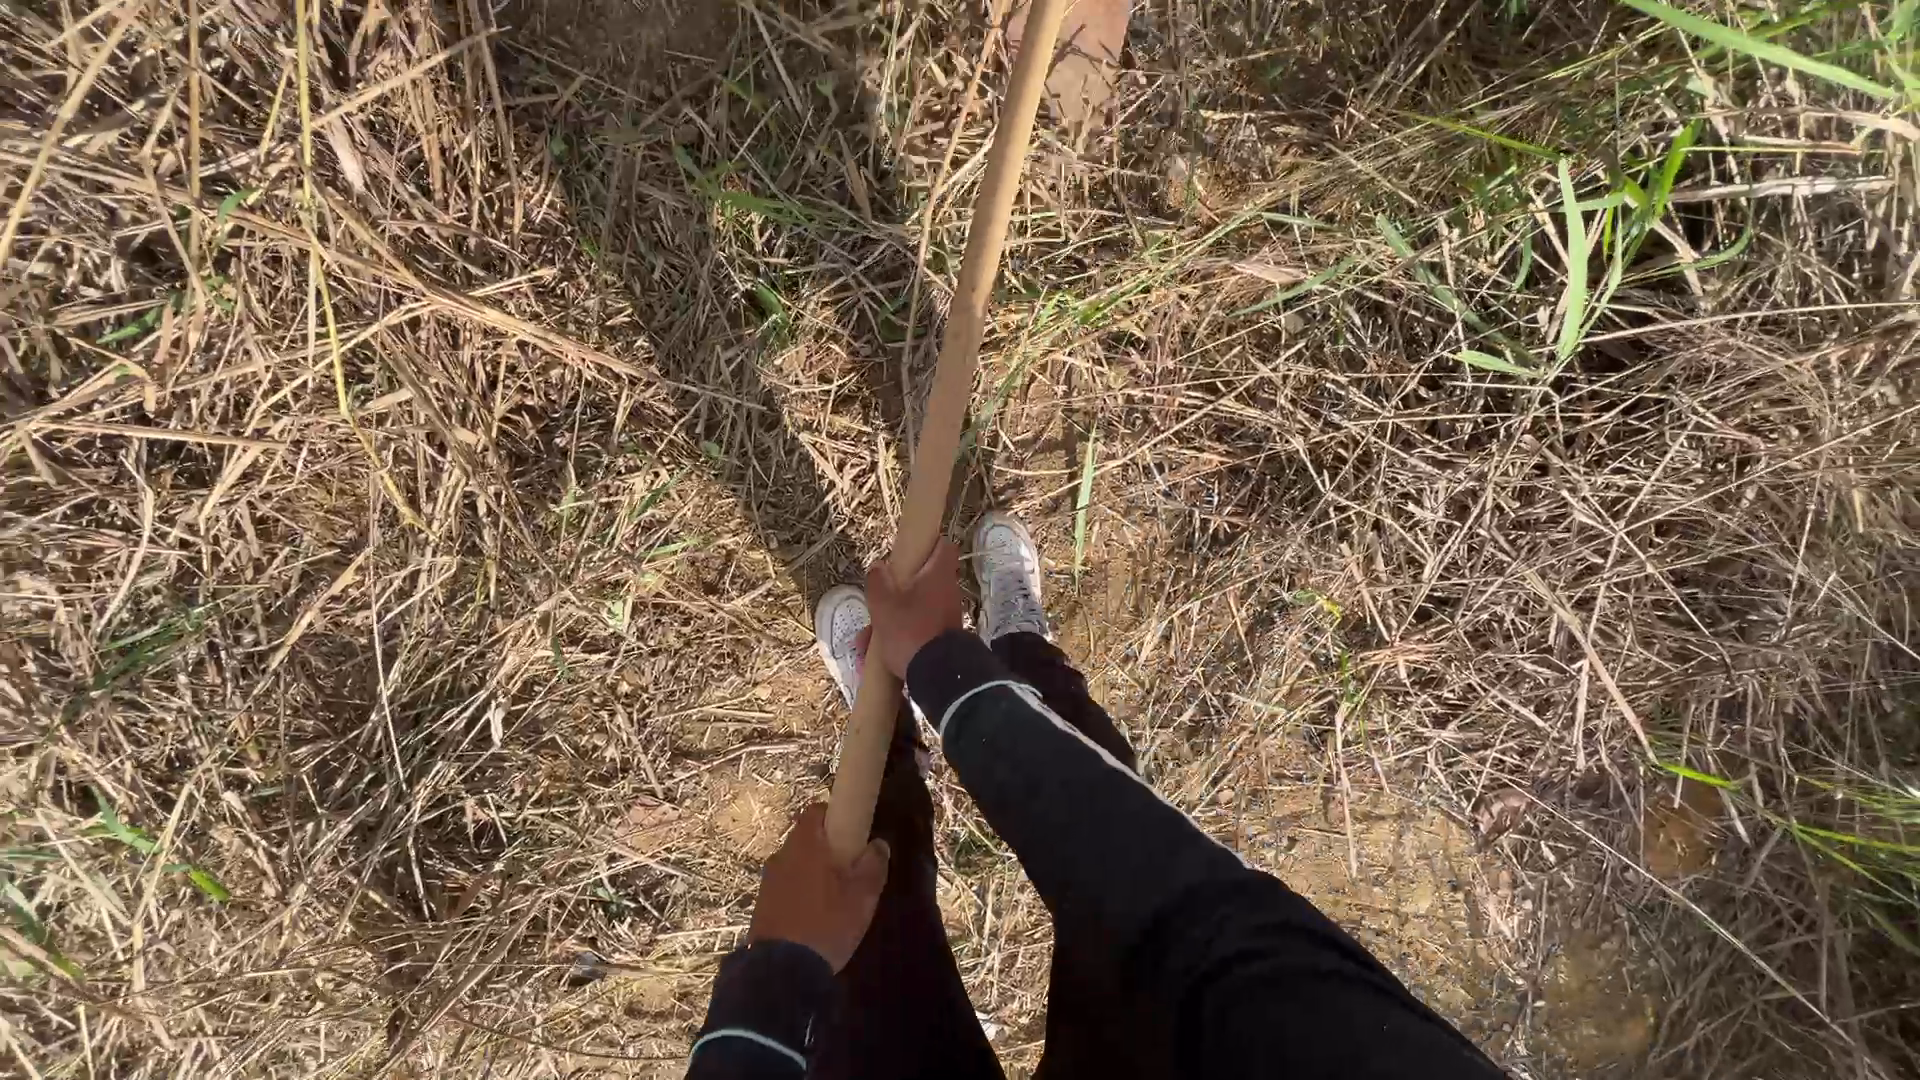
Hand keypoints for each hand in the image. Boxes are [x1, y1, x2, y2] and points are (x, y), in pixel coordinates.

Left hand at [747, 804, 889, 971]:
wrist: (781, 973)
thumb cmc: (826, 923)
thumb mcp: (863, 895)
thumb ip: (874, 864)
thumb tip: (878, 844)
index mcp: (805, 843)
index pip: (816, 811)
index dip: (835, 816)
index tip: (852, 834)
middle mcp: (782, 855)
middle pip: (806, 839)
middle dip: (826, 849)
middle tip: (849, 870)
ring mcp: (768, 881)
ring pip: (795, 865)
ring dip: (812, 874)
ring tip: (832, 899)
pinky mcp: (761, 906)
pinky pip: (785, 888)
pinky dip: (799, 895)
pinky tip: (813, 918)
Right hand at [861, 539, 964, 679]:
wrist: (938, 676)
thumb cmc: (910, 631)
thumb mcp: (884, 604)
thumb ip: (878, 582)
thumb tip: (879, 565)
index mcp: (938, 575)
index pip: (943, 546)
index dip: (927, 544)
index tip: (907, 551)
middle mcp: (947, 592)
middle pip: (919, 582)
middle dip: (891, 595)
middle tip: (873, 608)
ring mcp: (946, 616)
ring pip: (912, 609)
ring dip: (888, 622)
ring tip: (864, 644)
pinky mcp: (942, 638)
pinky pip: (916, 630)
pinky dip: (897, 639)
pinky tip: (874, 659)